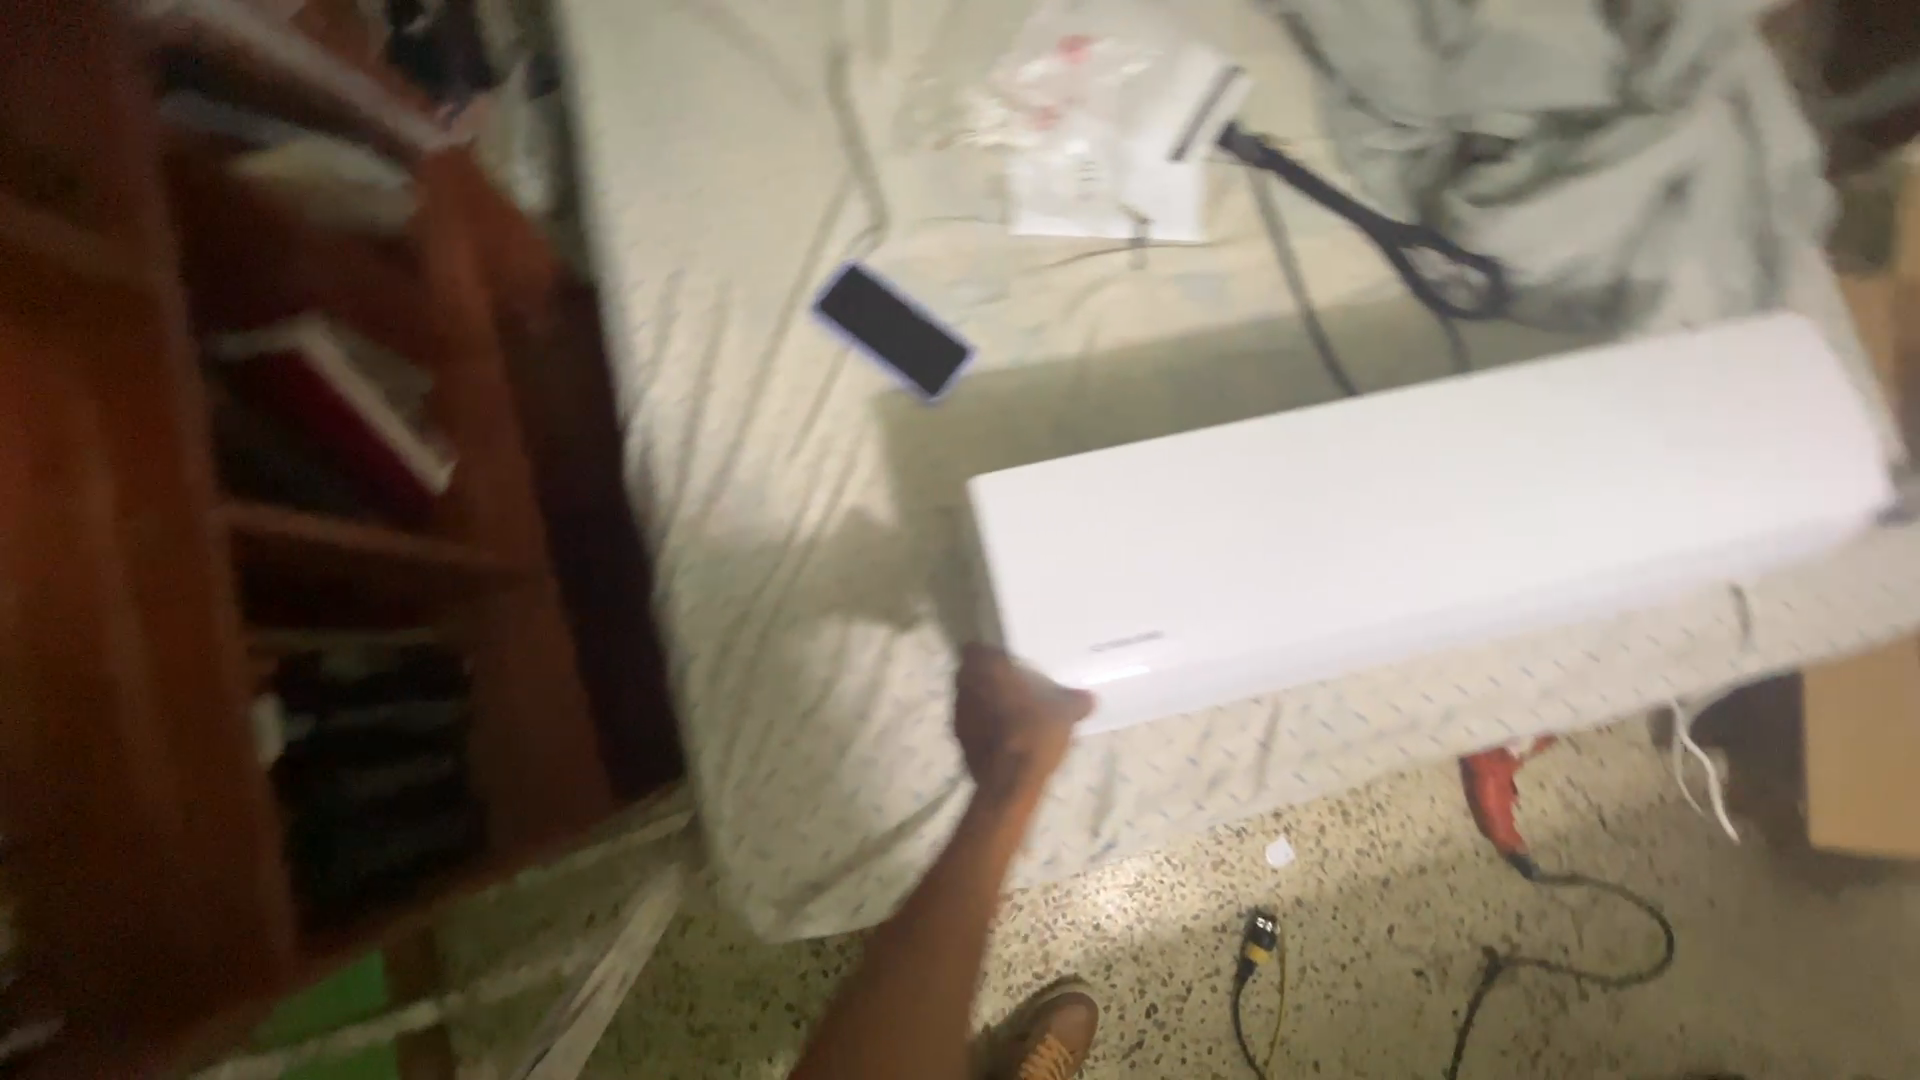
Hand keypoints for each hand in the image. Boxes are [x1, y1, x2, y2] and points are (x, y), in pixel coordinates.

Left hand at [953, 644, 1094, 800]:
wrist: (1010, 779)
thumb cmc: (1034, 731)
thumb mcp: (1064, 713)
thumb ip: (1074, 701)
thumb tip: (1089, 698)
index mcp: (986, 670)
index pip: (974, 650)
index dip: (987, 654)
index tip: (1004, 661)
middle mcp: (966, 688)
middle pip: (970, 676)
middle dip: (987, 680)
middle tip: (1012, 686)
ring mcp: (959, 717)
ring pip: (969, 701)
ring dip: (985, 705)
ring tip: (1011, 714)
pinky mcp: (960, 744)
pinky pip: (972, 727)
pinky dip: (984, 729)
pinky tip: (1006, 738)